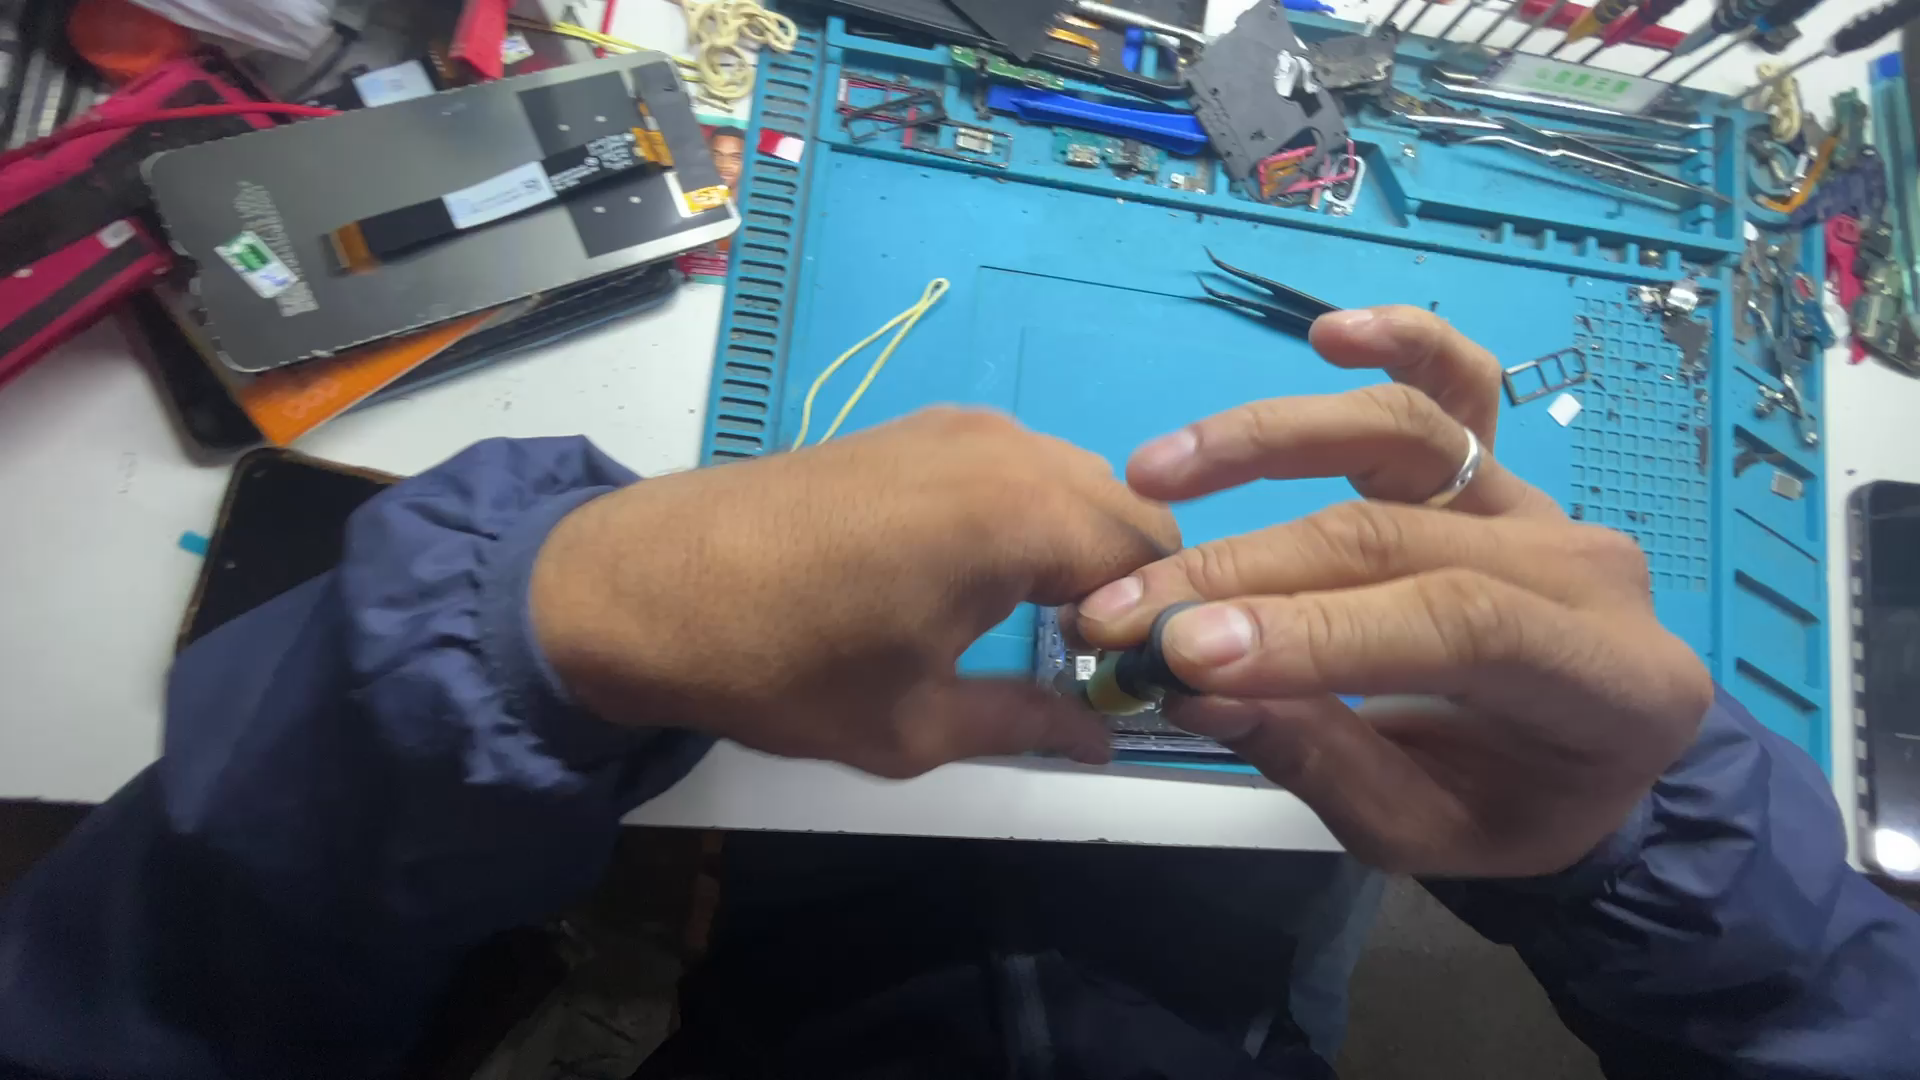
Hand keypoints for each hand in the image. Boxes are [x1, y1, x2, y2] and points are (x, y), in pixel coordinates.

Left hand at [530, 408, 1179, 777]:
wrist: (645, 586)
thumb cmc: (786, 665)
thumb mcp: (916, 721)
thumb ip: (1028, 724)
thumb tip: (1101, 739)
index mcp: (1021, 513)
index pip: (1151, 561)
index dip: (1153, 628)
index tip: (1119, 685)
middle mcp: (1006, 448)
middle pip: (1122, 511)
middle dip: (1127, 583)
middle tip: (1082, 655)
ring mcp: (960, 425)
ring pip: (1071, 482)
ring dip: (1078, 545)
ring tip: (1034, 614)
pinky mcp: (919, 425)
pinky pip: (1016, 466)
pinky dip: (1031, 514)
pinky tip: (983, 566)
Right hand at [1076, 307, 1712, 876]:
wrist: (1571, 762)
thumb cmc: (1498, 804)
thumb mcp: (1413, 829)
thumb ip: (1312, 756)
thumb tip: (1186, 685)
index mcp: (1604, 680)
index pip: (1450, 625)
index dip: (1307, 630)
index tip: (1179, 651)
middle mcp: (1577, 564)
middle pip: (1385, 534)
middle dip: (1234, 570)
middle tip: (1118, 607)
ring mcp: (1534, 499)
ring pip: (1402, 434)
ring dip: (1267, 443)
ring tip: (1154, 471)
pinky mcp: (1493, 467)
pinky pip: (1457, 383)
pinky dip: (1398, 345)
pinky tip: (1327, 334)